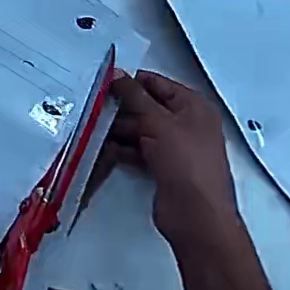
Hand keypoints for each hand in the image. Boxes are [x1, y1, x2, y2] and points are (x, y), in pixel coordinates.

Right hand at [105, 70, 240, 250]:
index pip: (156, 83)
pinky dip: (122, 147)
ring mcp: (174, 146)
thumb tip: (117, 73)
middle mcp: (185, 123)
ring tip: (93, 128)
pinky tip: (104, 148)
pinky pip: (138, 148)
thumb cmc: (185, 163)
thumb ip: (134, 95)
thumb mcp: (157, 121)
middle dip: (120, 108)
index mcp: (193, 106)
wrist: (196, 216)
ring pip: (139, 128)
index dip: (130, 81)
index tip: (102, 82)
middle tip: (92, 106)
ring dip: (117, 129)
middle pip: (145, 106)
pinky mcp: (162, 165)